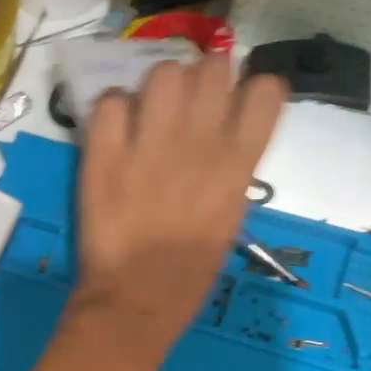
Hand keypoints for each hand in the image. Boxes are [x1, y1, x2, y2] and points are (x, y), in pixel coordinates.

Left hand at [72, 56, 286, 361]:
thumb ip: (229, 172)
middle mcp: (199, 142)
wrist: (134, 303)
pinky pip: (109, 101)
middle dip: (200, 83)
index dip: (246, 93)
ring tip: (146, 119)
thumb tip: (219, 141)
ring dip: (156, 90)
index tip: (230, 110)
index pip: (266, 89)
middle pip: (212, 67)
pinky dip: (111, 110)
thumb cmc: (186, 276)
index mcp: (238, 164)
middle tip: (183, 112)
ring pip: (162, 72)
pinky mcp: (104, 157)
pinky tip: (112, 134)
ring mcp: (149, 146)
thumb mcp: (227, 220)